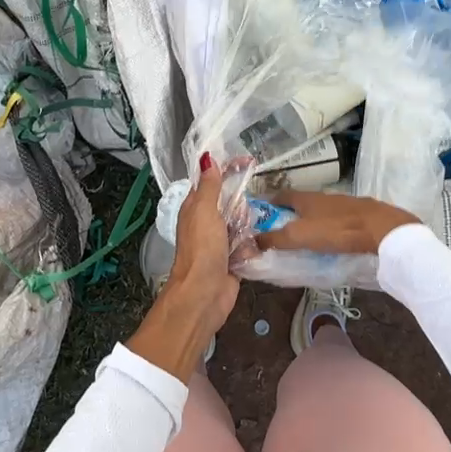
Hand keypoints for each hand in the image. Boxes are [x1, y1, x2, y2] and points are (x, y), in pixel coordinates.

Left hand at [128, 155, 240, 381]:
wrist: (204, 294)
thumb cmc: (202, 249)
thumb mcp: (204, 210)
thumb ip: (209, 186)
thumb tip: (207, 158)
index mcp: (195, 208)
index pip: (211, 181)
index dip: (227, 169)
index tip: (248, 160)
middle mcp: (206, 224)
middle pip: (230, 203)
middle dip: (242, 201)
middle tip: (250, 203)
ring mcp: (220, 244)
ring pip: (242, 224)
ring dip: (249, 225)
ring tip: (251, 228)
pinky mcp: (233, 261)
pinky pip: (248, 247)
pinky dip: (252, 247)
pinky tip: (256, 248)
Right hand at [254, 191, 420, 255]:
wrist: (381, 228)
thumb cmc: (336, 229)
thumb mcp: (300, 236)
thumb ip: (275, 239)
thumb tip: (251, 241)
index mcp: (306, 198)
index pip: (281, 195)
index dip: (270, 202)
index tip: (260, 213)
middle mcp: (323, 197)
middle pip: (302, 202)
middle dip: (290, 213)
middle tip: (280, 228)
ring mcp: (344, 204)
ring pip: (321, 210)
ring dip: (311, 220)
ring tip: (305, 236)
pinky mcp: (360, 214)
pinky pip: (337, 219)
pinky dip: (330, 227)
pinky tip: (331, 238)